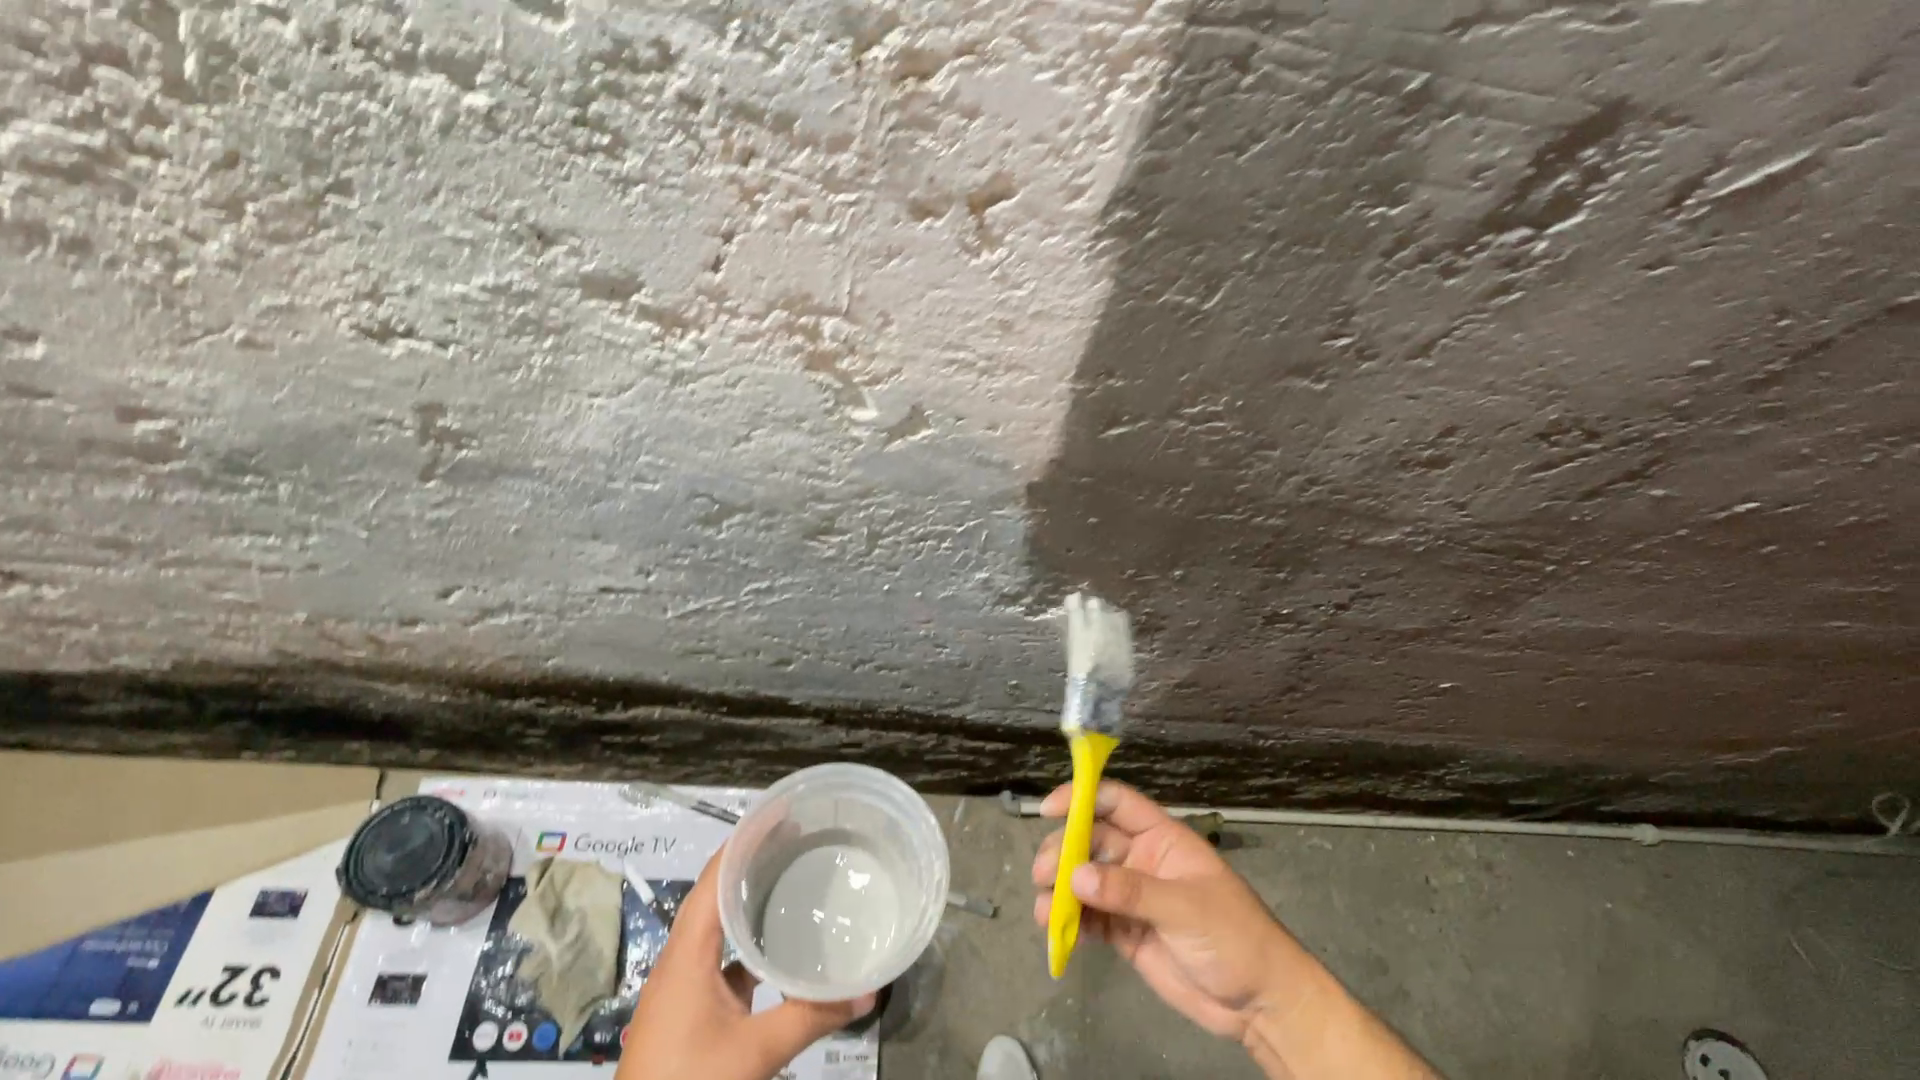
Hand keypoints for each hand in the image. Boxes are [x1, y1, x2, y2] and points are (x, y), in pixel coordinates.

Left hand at [618, 848, 876, 1079]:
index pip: (715, 877)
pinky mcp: (686, 1009)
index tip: (782, 813)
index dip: (746, 839)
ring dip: (747, 902)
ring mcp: (680, 986)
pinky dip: (746, 944)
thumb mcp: (754, 1052)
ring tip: (791, 881)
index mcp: (687, 954)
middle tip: (799, 840)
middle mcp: (679, 960)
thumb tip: (869, 991)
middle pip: (713, 895)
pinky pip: (719, 960)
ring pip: (715, 928)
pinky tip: (776, 951)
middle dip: (752, 862)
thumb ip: (810, 1018)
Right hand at [1031, 780, 1309, 1040]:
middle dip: (1063, 851)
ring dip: (1060, 887)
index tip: (1049, 809)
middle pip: (1091, 841)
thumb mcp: (1186, 908)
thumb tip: (1076, 877)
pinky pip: (1088, 918)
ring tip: (1044, 907)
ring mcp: (1131, 897)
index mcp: (1162, 839)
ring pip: (1084, 879)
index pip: (1116, 803)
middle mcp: (1141, 861)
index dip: (1082, 797)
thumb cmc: (1235, 938)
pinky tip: (1055, 929)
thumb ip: (1131, 891)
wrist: (1259, 1001)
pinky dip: (1068, 920)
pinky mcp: (1125, 933)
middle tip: (1044, 872)